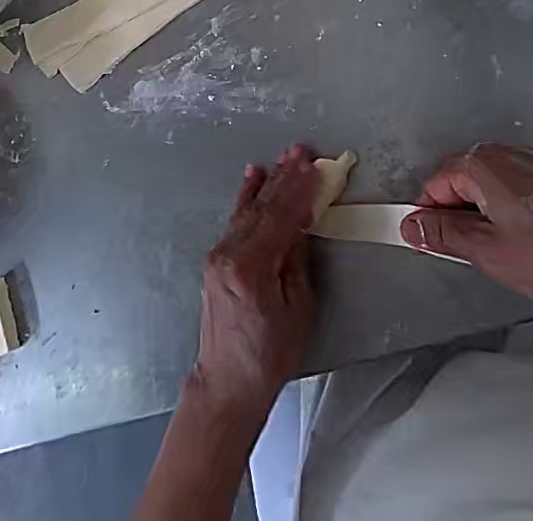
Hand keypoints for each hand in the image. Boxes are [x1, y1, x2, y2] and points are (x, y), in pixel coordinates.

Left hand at [189, 145, 320, 413]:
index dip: (301, 191)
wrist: (227, 381)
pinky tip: (254, 175)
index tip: (316, 167)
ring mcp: (218, 253)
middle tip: (303, 151)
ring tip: (286, 157)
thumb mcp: (299, 307)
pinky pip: (236, 220)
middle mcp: (229, 253)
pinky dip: (246, 196)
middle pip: (264, 207)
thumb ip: (298, 259)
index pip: (282, 218)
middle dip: (287, 177)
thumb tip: (301, 222)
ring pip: (250, 209)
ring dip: (271, 181)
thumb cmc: (269, 353)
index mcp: (251, 267)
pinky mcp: (216, 258)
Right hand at [401, 143, 532, 313]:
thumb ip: (443, 236)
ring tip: (510, 256)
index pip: (432, 185)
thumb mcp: (492, 255)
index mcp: (483, 165)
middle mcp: (506, 154)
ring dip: (485, 219)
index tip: (428, 244)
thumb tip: (412, 226)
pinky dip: (509, 216)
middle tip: (473, 256)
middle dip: (457, 218)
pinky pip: (512, 191)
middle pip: (458, 183)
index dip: (427, 218)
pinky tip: (532, 247)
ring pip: (486, 189)